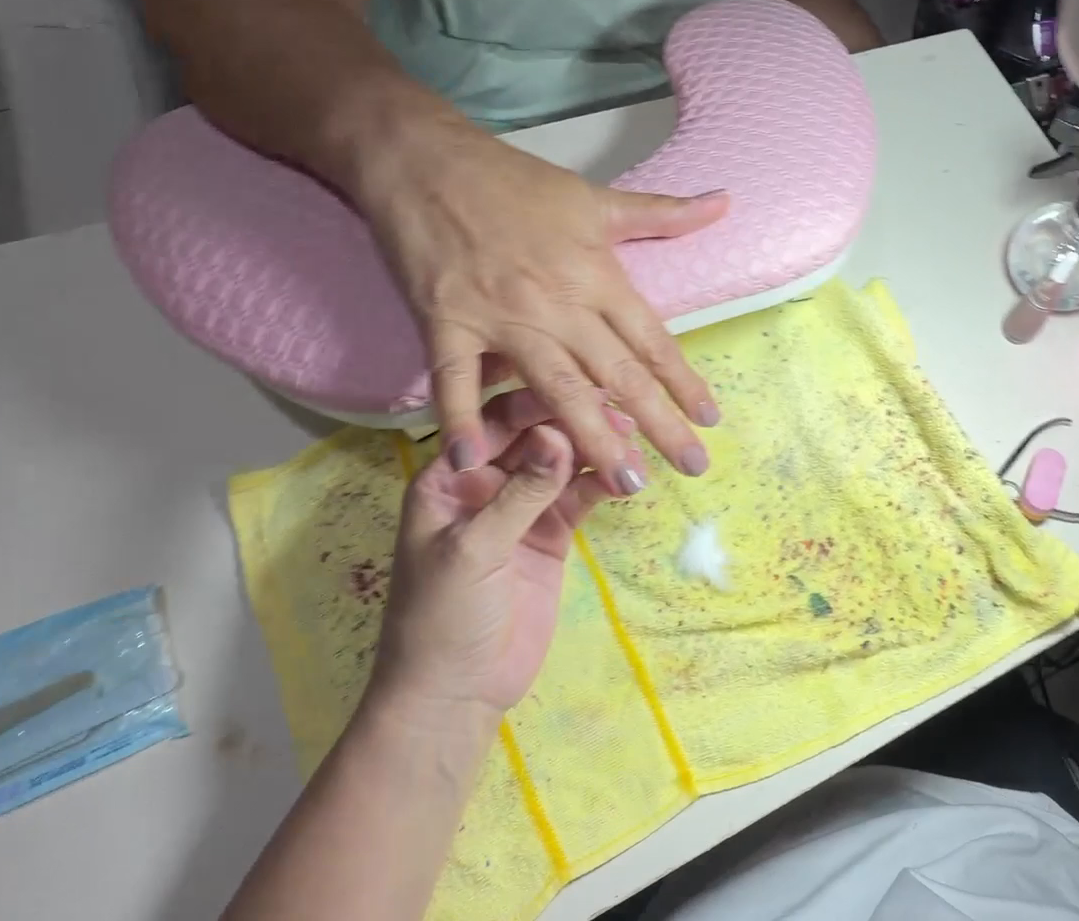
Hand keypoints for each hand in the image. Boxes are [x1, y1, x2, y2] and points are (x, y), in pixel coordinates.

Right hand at [361, 122, 727, 492]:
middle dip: (658, 425)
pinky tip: (474, 463)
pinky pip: (455, 379)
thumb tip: (725, 202)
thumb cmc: (516, 182)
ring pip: (555, 387)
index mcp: (597, 276)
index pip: (652, 340)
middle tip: (690, 468)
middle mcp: (558, 304)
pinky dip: (461, 419)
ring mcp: (501, 316)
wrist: (424, 159)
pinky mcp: (446, 322)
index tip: (710, 420)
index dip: (684, 382)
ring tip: (623, 484)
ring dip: (591, 438)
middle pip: (617, 374)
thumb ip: (664, 213)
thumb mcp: (597, 198)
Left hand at [369, 391, 609, 729]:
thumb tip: (560, 435)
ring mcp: (522, 508)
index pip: (495, 423)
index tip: (584, 389)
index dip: (537, 405)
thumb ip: (520, 492)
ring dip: (596, 451)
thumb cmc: (443, 617)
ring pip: (564, 464)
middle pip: (536, 436)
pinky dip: (603, 485)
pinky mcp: (551, 534)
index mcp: (449, 476)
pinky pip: (580, 497)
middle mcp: (486, 482)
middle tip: (621, 412)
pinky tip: (630, 477)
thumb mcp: (475, 549)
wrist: (458, 690)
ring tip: (635, 439)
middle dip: (575, 423)